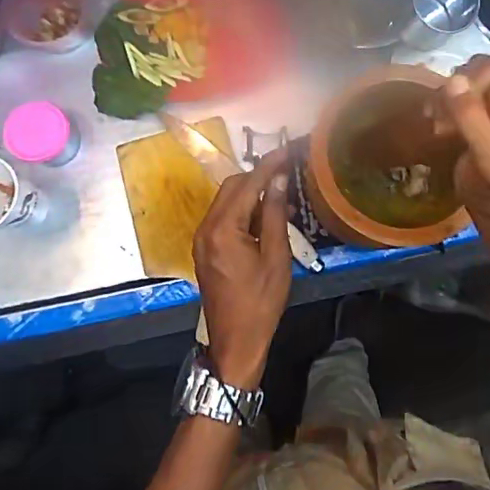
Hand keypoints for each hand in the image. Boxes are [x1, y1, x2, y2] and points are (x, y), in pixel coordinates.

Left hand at [191, 149, 292, 390]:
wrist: (234, 339)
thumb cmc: (260, 302)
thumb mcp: (276, 258)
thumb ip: (274, 215)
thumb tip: (278, 180)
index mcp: (222, 228)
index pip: (246, 185)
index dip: (268, 165)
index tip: (287, 150)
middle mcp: (206, 227)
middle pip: (232, 188)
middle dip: (258, 178)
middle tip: (288, 175)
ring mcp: (202, 238)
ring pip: (226, 202)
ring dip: (251, 195)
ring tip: (282, 200)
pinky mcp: (204, 248)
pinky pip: (223, 218)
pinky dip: (242, 212)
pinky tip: (264, 219)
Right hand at [432, 42, 489, 225]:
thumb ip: (474, 121)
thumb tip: (454, 80)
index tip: (467, 89)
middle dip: (470, 80)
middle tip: (448, 107)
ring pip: (485, 71)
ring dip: (457, 90)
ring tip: (442, 118)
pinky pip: (475, 86)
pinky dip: (454, 98)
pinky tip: (443, 119)